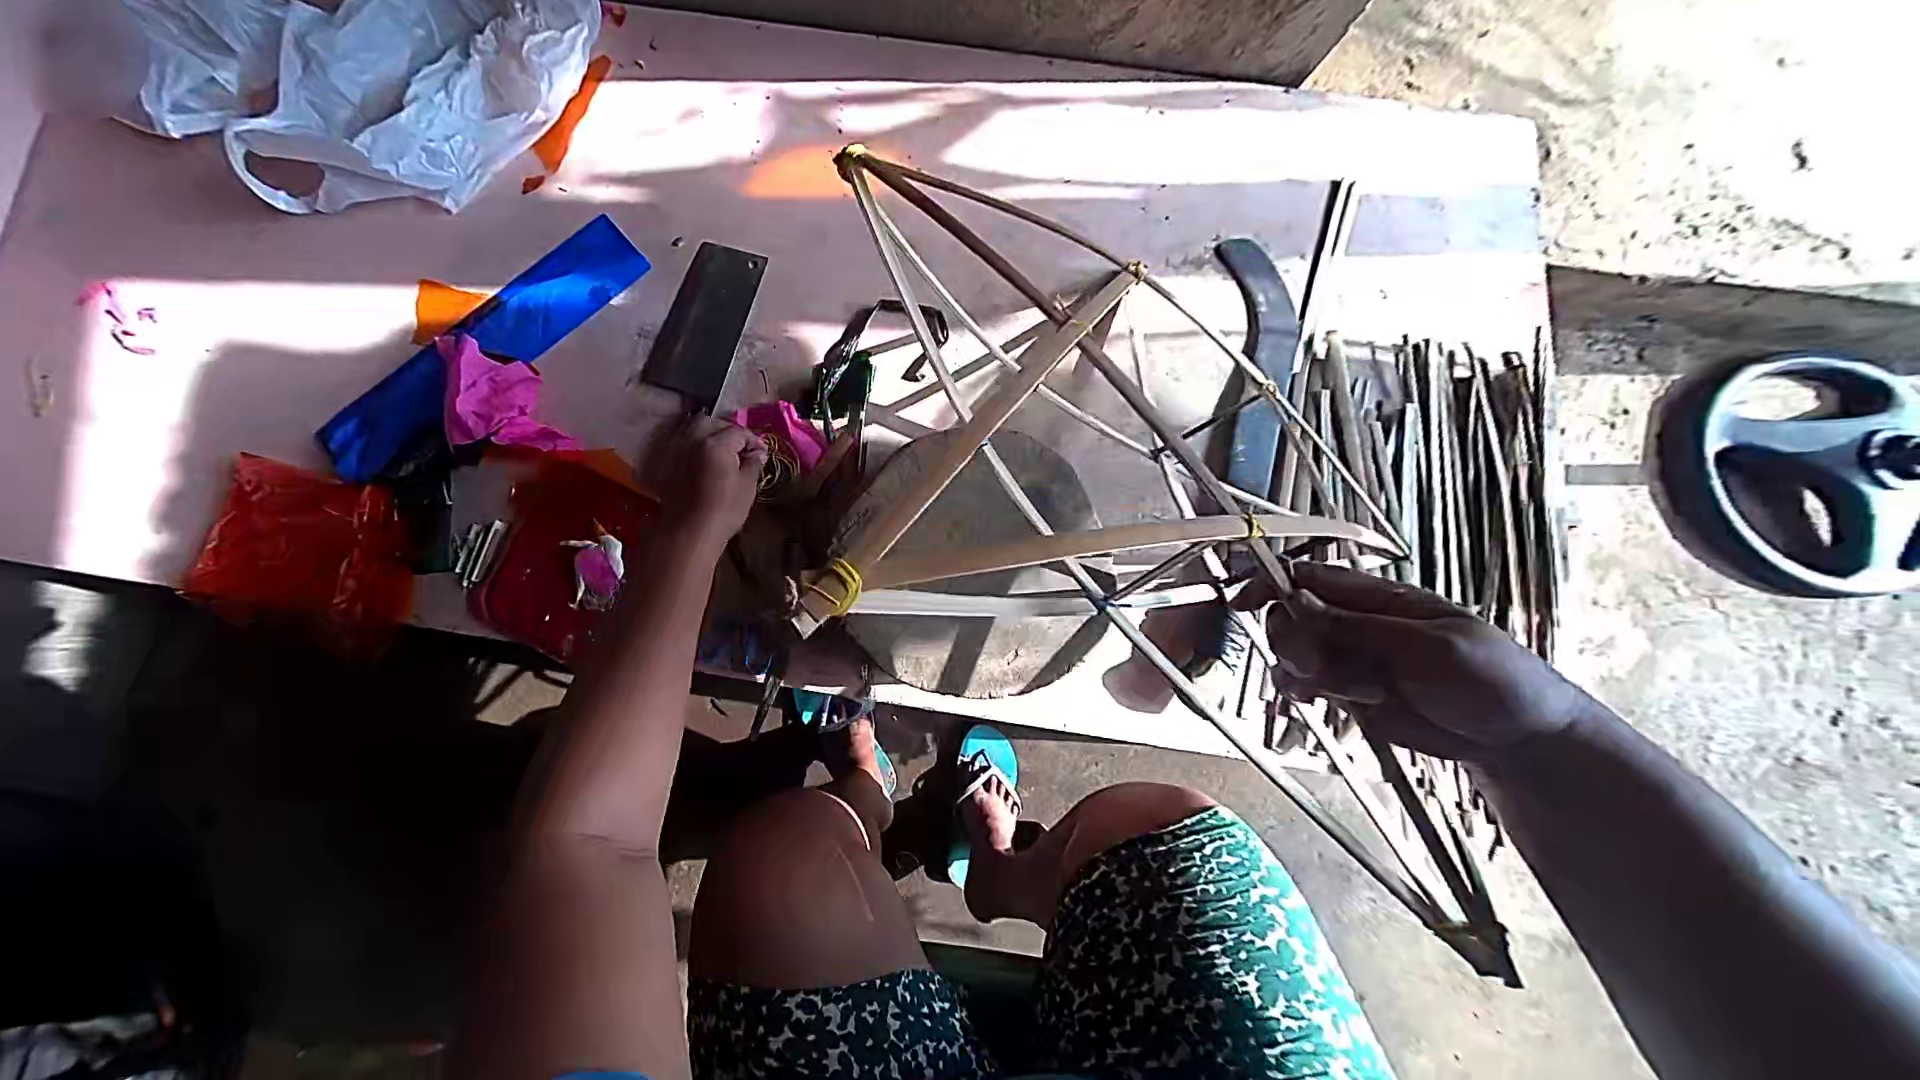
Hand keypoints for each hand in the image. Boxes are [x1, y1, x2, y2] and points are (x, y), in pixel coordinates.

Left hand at [664, 416, 765, 550]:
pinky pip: (681, 446)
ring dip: (708, 436)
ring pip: (692, 432)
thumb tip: (758, 453)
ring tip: (721, 452)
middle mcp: (693, 441)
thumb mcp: (747, 487)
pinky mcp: (667, 467)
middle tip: (741, 448)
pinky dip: (693, 448)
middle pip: (711, 424)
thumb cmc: (724, 510)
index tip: (763, 452)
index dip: (754, 440)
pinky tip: (703, 461)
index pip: (739, 431)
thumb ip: (753, 464)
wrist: (689, 533)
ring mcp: (677, 452)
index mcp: (716, 443)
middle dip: (728, 432)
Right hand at [1235, 562, 1603, 760]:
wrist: (1518, 740)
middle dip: (1292, 640)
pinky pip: (1304, 684)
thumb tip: (1298, 601)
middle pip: (1291, 616)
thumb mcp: (1430, 646)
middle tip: (1317, 667)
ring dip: (1302, 672)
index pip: (1309, 577)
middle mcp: (1354, 623)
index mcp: (1377, 597)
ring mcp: (1349, 658)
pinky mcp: (1347, 691)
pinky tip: (1322, 702)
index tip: (1241, 603)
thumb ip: (1359, 626)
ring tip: (1346, 693)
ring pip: (1292, 653)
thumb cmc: (1492, 678)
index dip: (1270, 582)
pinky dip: (1302, 692)